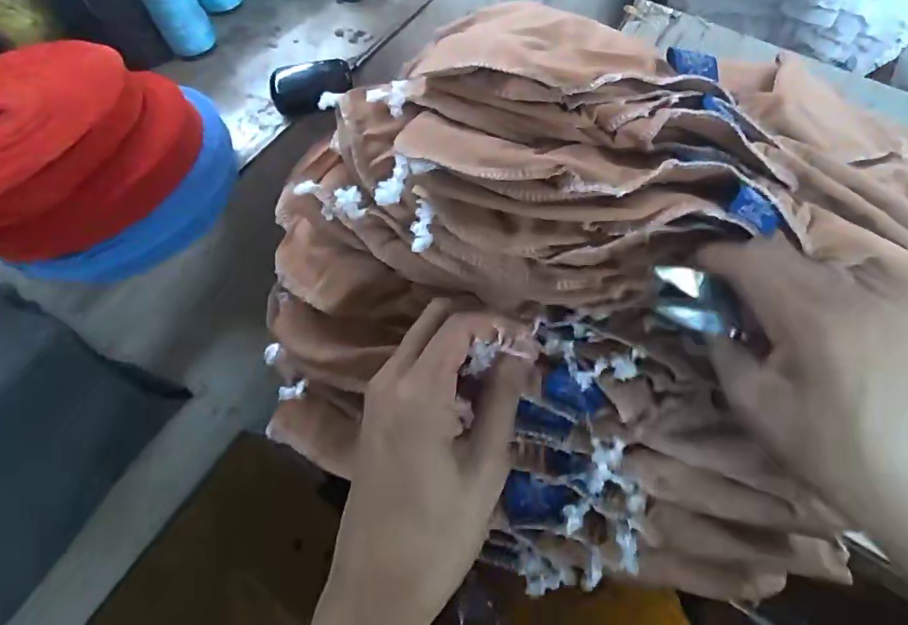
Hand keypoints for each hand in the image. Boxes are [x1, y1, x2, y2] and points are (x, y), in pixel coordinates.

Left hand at [312, 300, 533, 624]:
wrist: (375, 591)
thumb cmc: (439, 531)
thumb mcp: (486, 463)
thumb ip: (503, 395)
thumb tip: (523, 348)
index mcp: (417, 389)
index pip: (460, 322)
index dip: (500, 322)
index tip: (532, 341)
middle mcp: (389, 378)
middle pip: (436, 316)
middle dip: (480, 320)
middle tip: (517, 344)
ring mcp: (377, 393)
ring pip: (423, 336)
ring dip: (462, 339)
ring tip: (502, 367)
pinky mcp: (375, 411)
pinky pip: (412, 363)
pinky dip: (444, 360)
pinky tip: (472, 390)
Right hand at [698, 237, 907, 527]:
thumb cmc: (825, 449)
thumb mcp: (754, 404)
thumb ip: (722, 348)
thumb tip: (706, 313)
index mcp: (808, 315)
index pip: (749, 259)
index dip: (715, 256)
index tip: (693, 267)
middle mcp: (843, 291)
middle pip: (777, 250)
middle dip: (742, 262)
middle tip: (725, 295)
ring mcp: (874, 296)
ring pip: (806, 261)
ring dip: (776, 273)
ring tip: (767, 314)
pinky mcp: (892, 307)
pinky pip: (836, 279)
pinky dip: (808, 287)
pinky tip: (808, 325)